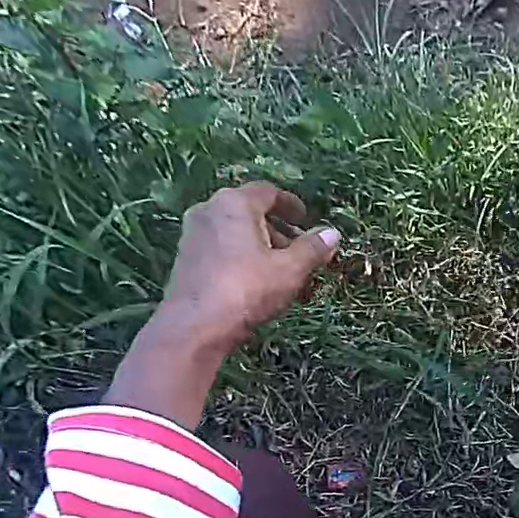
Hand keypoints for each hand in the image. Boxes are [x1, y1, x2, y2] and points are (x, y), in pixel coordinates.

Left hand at [104, 183, 338, 429]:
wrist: (195, 325)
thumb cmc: (247, 290)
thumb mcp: (289, 270)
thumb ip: (312, 249)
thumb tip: (332, 233)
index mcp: (234, 203)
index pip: (268, 192)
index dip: (291, 205)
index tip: (305, 220)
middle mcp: (209, 210)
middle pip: (250, 212)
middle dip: (277, 229)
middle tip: (298, 249)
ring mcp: (193, 234)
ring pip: (234, 232)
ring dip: (260, 245)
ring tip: (280, 269)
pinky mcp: (185, 259)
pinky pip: (221, 248)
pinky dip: (241, 257)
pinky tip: (254, 282)